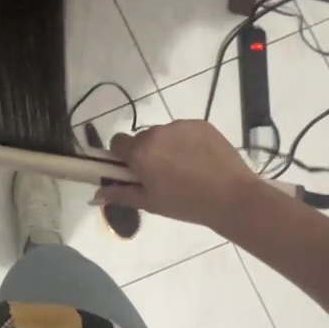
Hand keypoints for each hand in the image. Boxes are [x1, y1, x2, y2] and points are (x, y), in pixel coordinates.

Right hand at [92, 120, 272, 226]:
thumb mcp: (150, 202)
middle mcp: (156, 132)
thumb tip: (96, 194)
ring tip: (185, 168)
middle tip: (162, 174)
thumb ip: (120, 194)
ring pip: (164, 134)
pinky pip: (184, 130)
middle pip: (142, 138)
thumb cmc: (186, 204)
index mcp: (140, 152)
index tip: (133, 170)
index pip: (117, 142)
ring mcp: (180, 126)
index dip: (122, 156)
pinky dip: (187, 142)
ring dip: (167, 146)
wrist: (232, 197)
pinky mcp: (201, 124)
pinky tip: (199, 160)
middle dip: (147, 152)